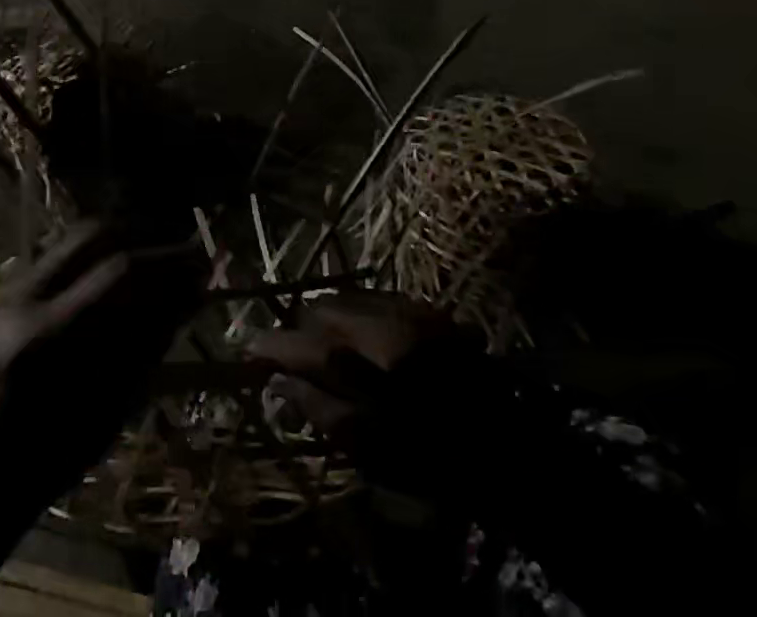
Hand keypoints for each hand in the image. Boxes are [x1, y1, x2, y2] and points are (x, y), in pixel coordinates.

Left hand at [0, 221, 203, 616]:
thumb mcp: (110, 405)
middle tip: (177, 251)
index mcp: (45, 336)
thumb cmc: (46, 462)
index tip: (202, 261)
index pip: (120, 270)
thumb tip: (192, 290)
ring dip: (117, 245)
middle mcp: (16, 299)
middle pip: (91, 236)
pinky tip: (115, 281)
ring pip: (69, 242)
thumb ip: (150, 339)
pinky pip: (52, 261)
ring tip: (152, 263)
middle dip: (143, 236)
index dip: (168, 260)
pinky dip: (90, 262)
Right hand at [247, 292, 486, 500]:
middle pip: (319, 310)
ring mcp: (408, 310)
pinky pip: (378, 300)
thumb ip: (318, 409)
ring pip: (347, 298)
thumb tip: (280, 383)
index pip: (298, 343)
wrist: (508, 446)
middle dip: (300, 331)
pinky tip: (367, 341)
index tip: (248, 352)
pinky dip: (360, 316)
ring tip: (329, 348)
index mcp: (362, 359)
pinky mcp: (429, 311)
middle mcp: (381, 321)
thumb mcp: (368, 448)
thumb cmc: (432, 458)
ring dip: (330, 320)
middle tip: (295, 358)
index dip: (268, 346)